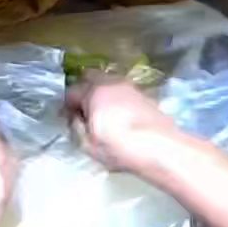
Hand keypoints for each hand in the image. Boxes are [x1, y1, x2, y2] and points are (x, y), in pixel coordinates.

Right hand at [66, 73, 182, 174]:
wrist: (161, 148)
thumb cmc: (119, 147)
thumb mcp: (87, 144)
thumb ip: (76, 127)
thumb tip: (75, 117)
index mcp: (94, 92)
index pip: (72, 92)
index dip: (66, 106)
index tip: (67, 119)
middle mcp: (112, 83)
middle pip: (91, 78)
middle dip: (84, 92)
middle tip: (84, 112)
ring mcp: (131, 87)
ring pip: (109, 83)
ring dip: (102, 94)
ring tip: (102, 114)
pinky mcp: (145, 96)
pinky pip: (124, 92)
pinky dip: (117, 99)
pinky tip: (120, 116)